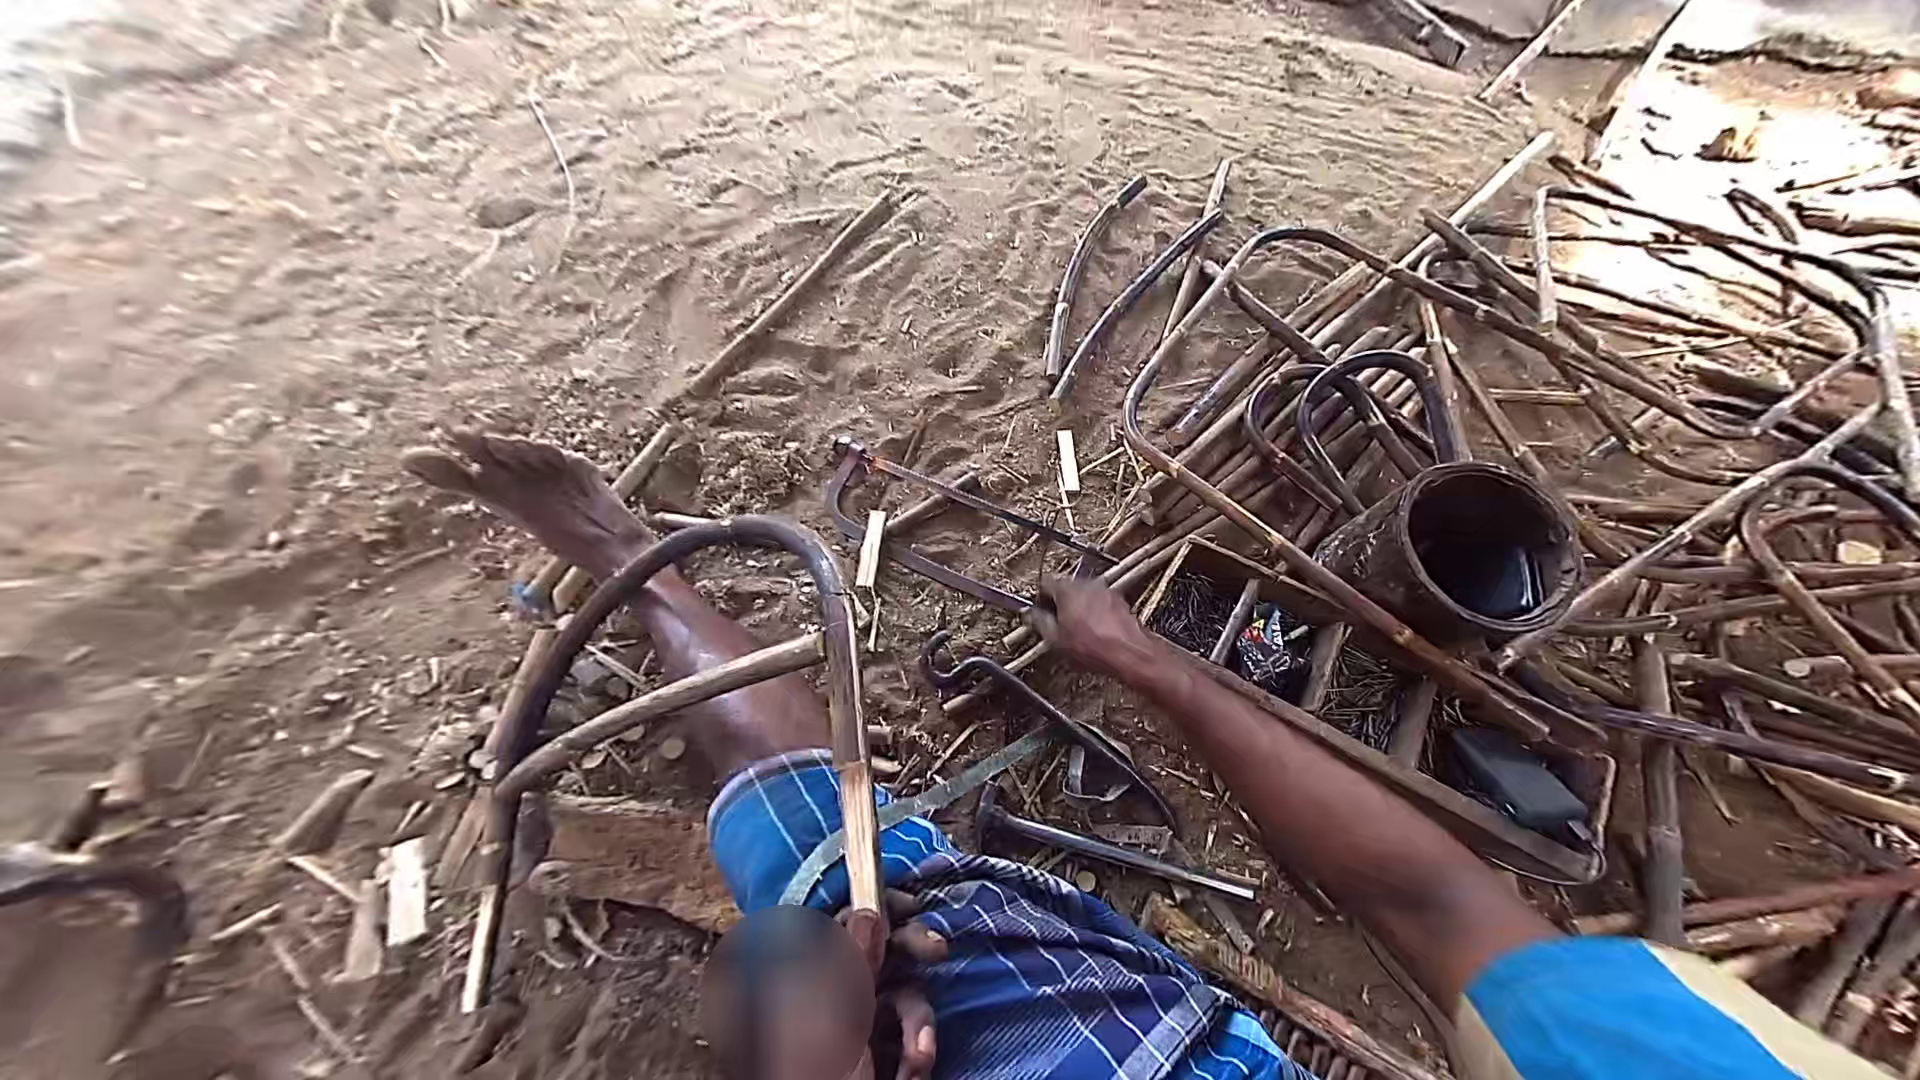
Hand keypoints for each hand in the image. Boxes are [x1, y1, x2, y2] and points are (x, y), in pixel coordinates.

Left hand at [838, 890, 945, 1079]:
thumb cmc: (823, 1079)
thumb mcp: (830, 1026)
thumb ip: (850, 961)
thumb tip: (869, 911)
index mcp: (797, 982)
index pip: (835, 921)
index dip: (872, 906)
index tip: (908, 904)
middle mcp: (821, 994)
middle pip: (871, 948)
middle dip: (908, 951)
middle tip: (938, 950)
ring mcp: (847, 1024)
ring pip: (894, 987)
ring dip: (916, 1016)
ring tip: (921, 1053)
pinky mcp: (872, 1051)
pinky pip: (901, 1028)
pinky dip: (915, 1044)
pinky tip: (918, 1067)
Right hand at [1024, 575, 1158, 677]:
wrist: (1130, 654)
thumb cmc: (1096, 647)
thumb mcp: (1055, 639)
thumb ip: (1040, 622)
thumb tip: (1032, 616)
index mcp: (1067, 589)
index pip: (1045, 584)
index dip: (1039, 599)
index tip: (1039, 612)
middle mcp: (1087, 584)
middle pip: (1065, 588)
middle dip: (1059, 604)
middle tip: (1056, 624)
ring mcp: (1106, 592)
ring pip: (1084, 596)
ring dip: (1078, 609)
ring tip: (1076, 632)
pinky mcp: (1120, 602)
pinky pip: (1100, 604)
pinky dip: (1095, 614)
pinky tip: (1094, 633)